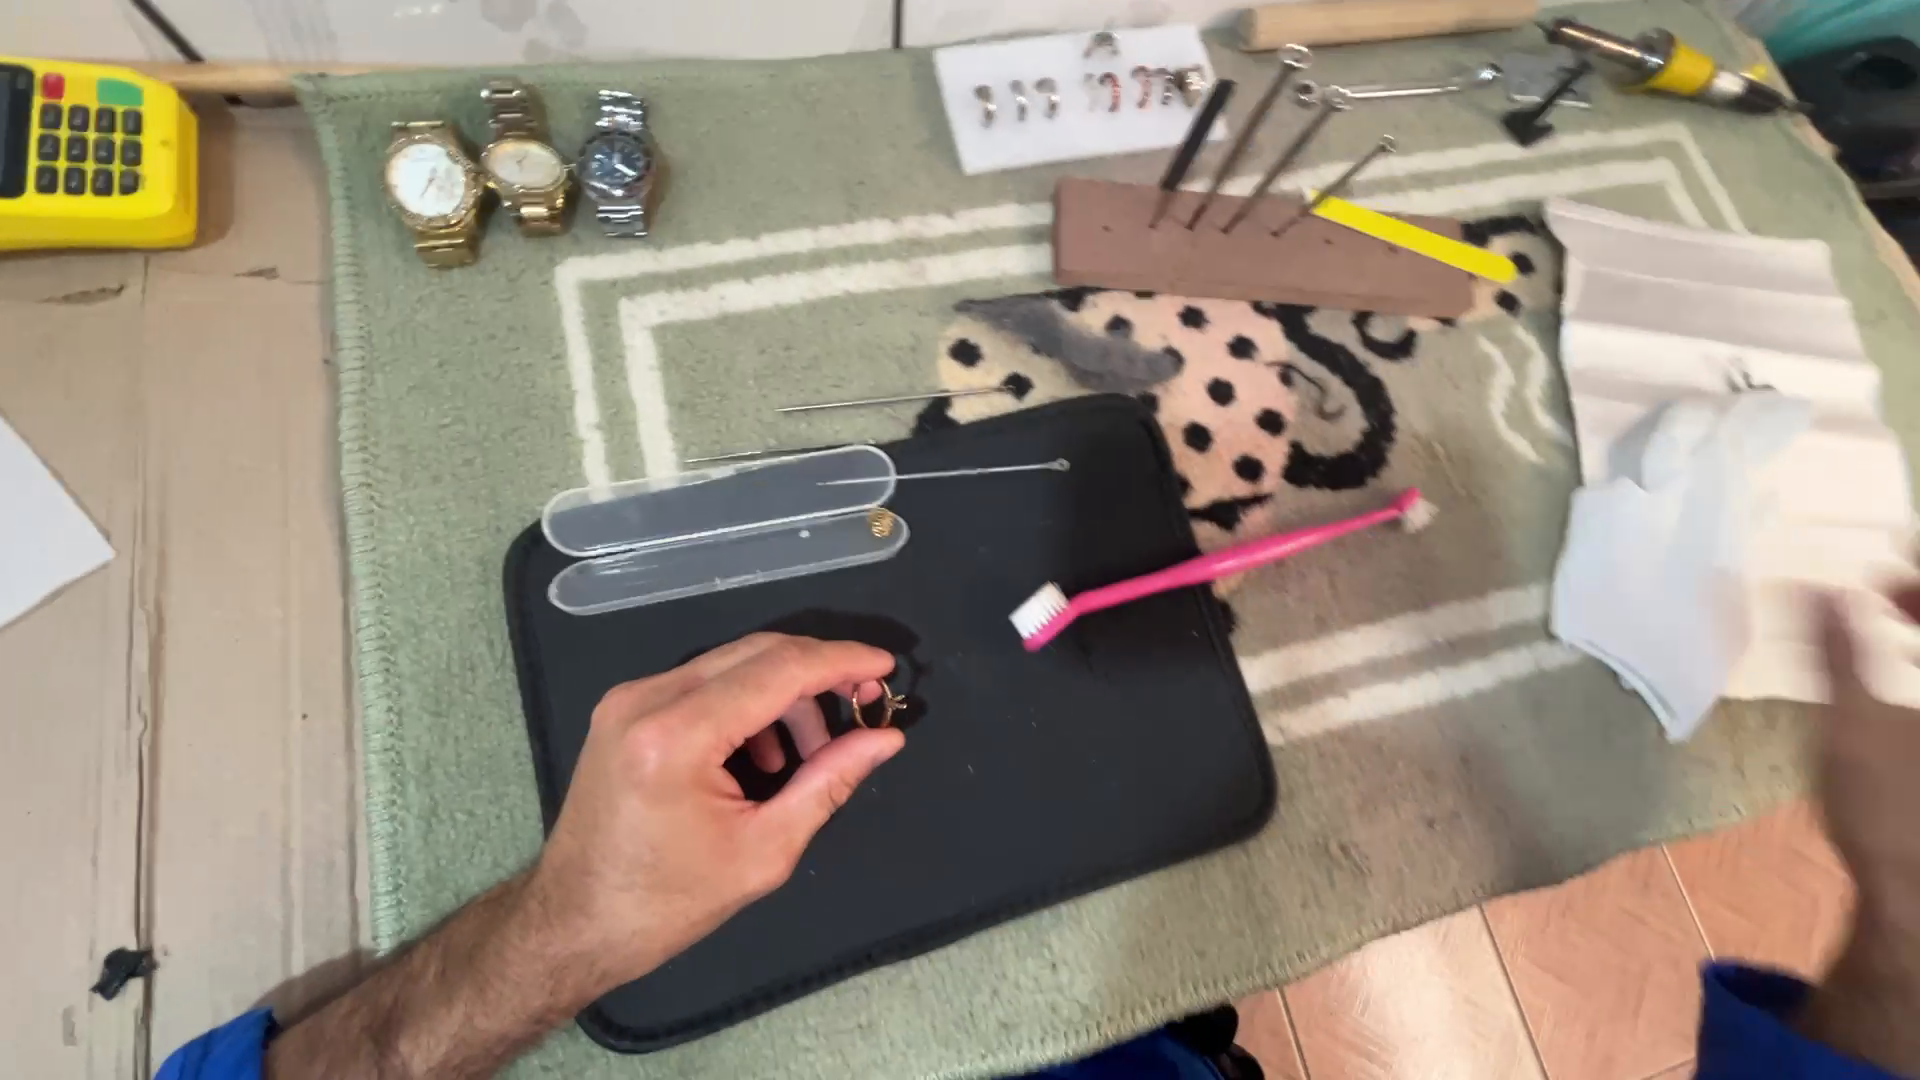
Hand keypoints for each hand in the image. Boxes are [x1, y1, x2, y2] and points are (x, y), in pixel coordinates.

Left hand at [522, 633, 904, 997]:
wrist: (571, 925)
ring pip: (737, 661)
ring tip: (811, 752)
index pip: (779, 669)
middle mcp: (649, 696)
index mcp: (678, 736)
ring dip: (787, 693)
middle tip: (863, 704)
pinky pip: (710, 680)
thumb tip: (887, 738)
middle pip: (760, 651)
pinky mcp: (629, 704)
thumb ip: (829, 781)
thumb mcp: (765, 851)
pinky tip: (764, 754)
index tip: (885, 667)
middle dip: (820, 671)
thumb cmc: (668, 902)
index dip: (842, 661)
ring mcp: (632, 695)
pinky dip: (751, 702)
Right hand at [1796, 588, 1919, 1072]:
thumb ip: (1834, 650)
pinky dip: (1917, 659)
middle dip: (1919, 600)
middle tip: (1878, 585)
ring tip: (1887, 611)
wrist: (1917, 888)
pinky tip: (1900, 660)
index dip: (1917, 577)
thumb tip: (1807, 584)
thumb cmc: (1888, 804)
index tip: (1885, 553)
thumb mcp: (1849, 720)